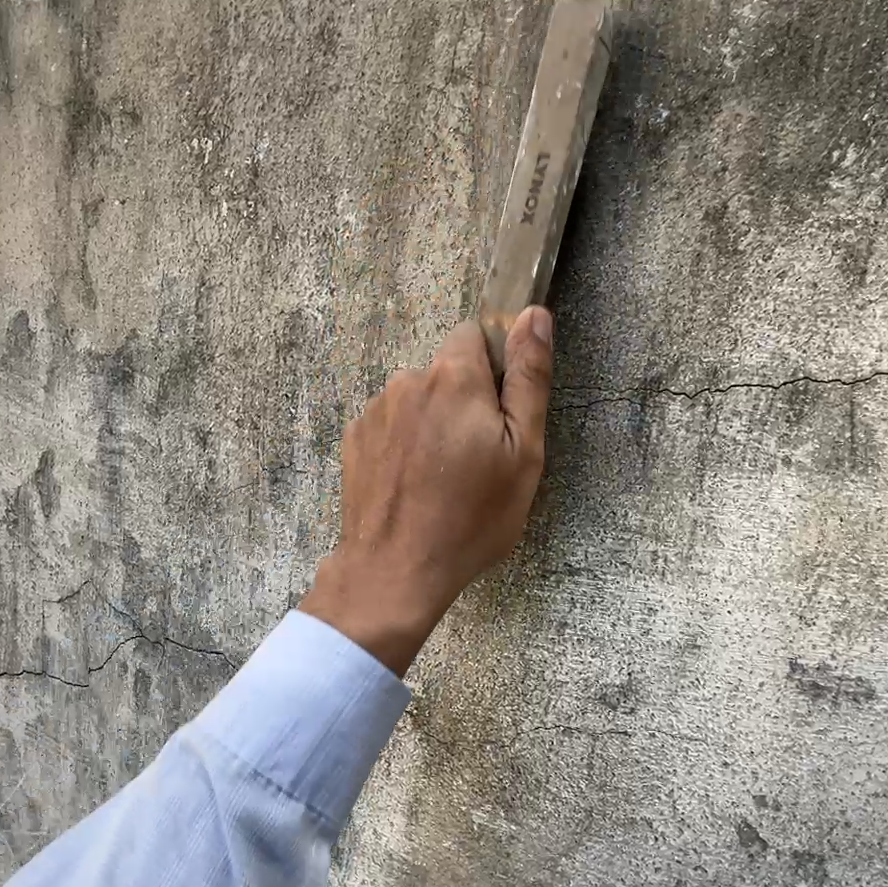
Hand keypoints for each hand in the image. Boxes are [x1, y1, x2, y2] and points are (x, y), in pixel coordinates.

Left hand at [300, 306, 554, 675]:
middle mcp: (406, 382)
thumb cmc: (470, 519)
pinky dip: (402, 445)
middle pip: (444, 373)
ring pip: (415, 401)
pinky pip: (389, 426)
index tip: (498, 414)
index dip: (492, 370)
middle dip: (462, 402)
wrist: (396, 570)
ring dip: (430, 424)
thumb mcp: (523, 453)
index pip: (473, 335)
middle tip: (476, 458)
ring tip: (441, 480)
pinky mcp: (353, 440)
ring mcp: (374, 412)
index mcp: (453, 379)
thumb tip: (534, 316)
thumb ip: (529, 378)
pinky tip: (411, 485)